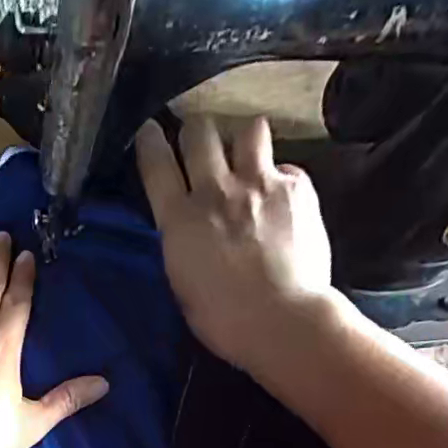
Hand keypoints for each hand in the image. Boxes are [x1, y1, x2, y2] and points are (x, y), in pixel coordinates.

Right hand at [135, 115, 348, 372]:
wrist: (279, 318)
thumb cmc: (219, 316)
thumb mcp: (181, 277)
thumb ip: (182, 238)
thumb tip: (189, 222)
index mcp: (178, 219)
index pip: (156, 164)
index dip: (150, 141)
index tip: (150, 130)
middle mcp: (214, 190)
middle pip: (199, 132)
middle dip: (196, 132)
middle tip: (199, 143)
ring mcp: (258, 183)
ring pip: (248, 129)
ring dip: (242, 139)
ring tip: (246, 157)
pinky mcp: (297, 187)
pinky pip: (285, 165)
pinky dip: (280, 177)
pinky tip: (280, 198)